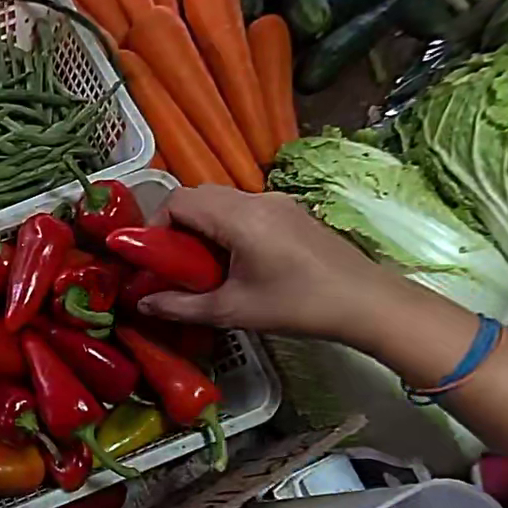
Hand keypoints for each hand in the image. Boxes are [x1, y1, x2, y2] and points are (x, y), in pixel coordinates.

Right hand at [136, 186, 387, 339]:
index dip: (155, 225)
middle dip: (175, 227)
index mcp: (238, 217)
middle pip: (198, 197)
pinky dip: (224, 228)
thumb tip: (142, 303)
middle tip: (172, 264)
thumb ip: (181, 305)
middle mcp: (255, 199)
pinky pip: (243, 209)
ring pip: (221, 202)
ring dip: (200, 228)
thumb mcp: (232, 310)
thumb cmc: (297, 306)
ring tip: (201, 267)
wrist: (365, 302)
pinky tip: (233, 262)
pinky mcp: (290, 212)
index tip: (151, 258)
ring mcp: (276, 202)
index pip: (179, 200)